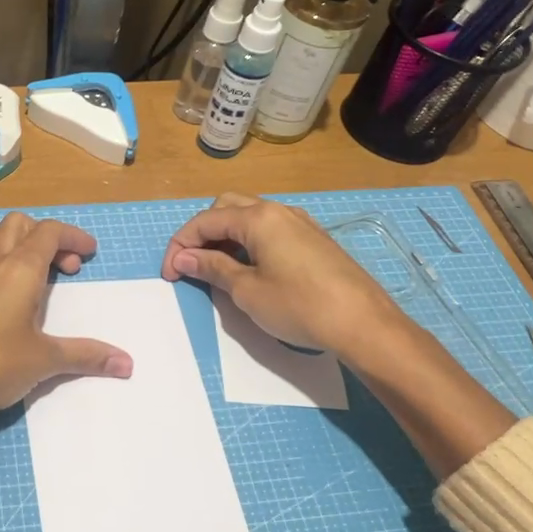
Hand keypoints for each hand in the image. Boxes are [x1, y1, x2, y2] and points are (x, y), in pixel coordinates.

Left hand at [0, 213, 131, 460]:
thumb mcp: (46, 360)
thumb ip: (87, 356)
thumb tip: (127, 364)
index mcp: (20, 268)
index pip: (49, 232)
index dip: (73, 236)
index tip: (89, 253)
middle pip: (19, 224)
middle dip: (45, 236)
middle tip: (63, 269)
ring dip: (10, 238)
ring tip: (26, 267)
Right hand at [160, 193, 409, 361]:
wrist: (363, 323)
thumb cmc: (299, 306)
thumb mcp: (247, 291)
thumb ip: (213, 268)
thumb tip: (184, 258)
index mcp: (258, 218)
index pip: (205, 220)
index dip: (180, 245)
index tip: (169, 274)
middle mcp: (278, 211)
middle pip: (227, 207)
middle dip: (202, 231)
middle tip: (191, 263)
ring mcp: (300, 223)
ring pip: (251, 216)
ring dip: (226, 235)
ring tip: (216, 267)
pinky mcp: (314, 239)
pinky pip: (271, 228)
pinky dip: (249, 241)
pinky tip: (250, 267)